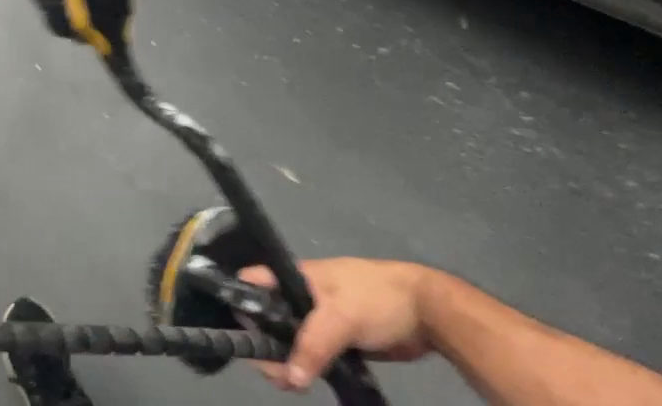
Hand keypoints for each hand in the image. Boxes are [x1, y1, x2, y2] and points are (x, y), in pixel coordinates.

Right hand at [240, 257, 440, 391]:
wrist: (426, 313)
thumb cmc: (377, 299)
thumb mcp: (341, 316)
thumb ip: (313, 344)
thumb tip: (291, 378)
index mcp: (298, 278)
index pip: (256, 282)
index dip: (239, 300)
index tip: (235, 330)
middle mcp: (303, 297)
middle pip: (268, 319)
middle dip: (263, 345)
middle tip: (271, 371)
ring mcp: (320, 321)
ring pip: (288, 342)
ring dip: (283, 363)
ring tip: (287, 383)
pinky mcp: (336, 343)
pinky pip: (309, 356)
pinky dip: (302, 370)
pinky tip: (299, 384)